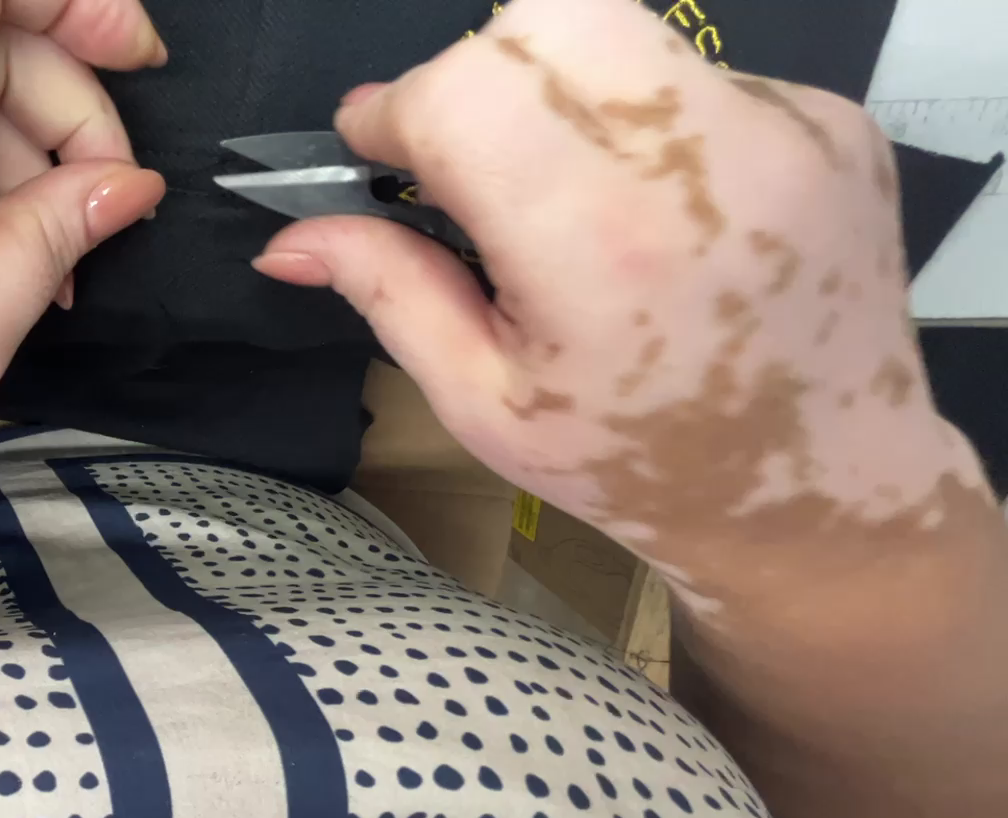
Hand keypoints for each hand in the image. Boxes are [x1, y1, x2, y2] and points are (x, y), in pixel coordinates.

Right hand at [255, 0, 993, 615]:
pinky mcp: (822, 114)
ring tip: (521, 185)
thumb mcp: (473, 397)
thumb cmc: (616, 459)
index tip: (365, 151)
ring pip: (611, 24)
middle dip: (458, 79)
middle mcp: (705, 155)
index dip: (394, 109)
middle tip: (439, 163)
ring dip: (529, 85)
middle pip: (543, 23)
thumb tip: (286, 243)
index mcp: (599, 245)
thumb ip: (385, 293)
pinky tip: (616, 204)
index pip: (470, 91)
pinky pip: (674, 69)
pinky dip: (609, 112)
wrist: (806, 482)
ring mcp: (782, 121)